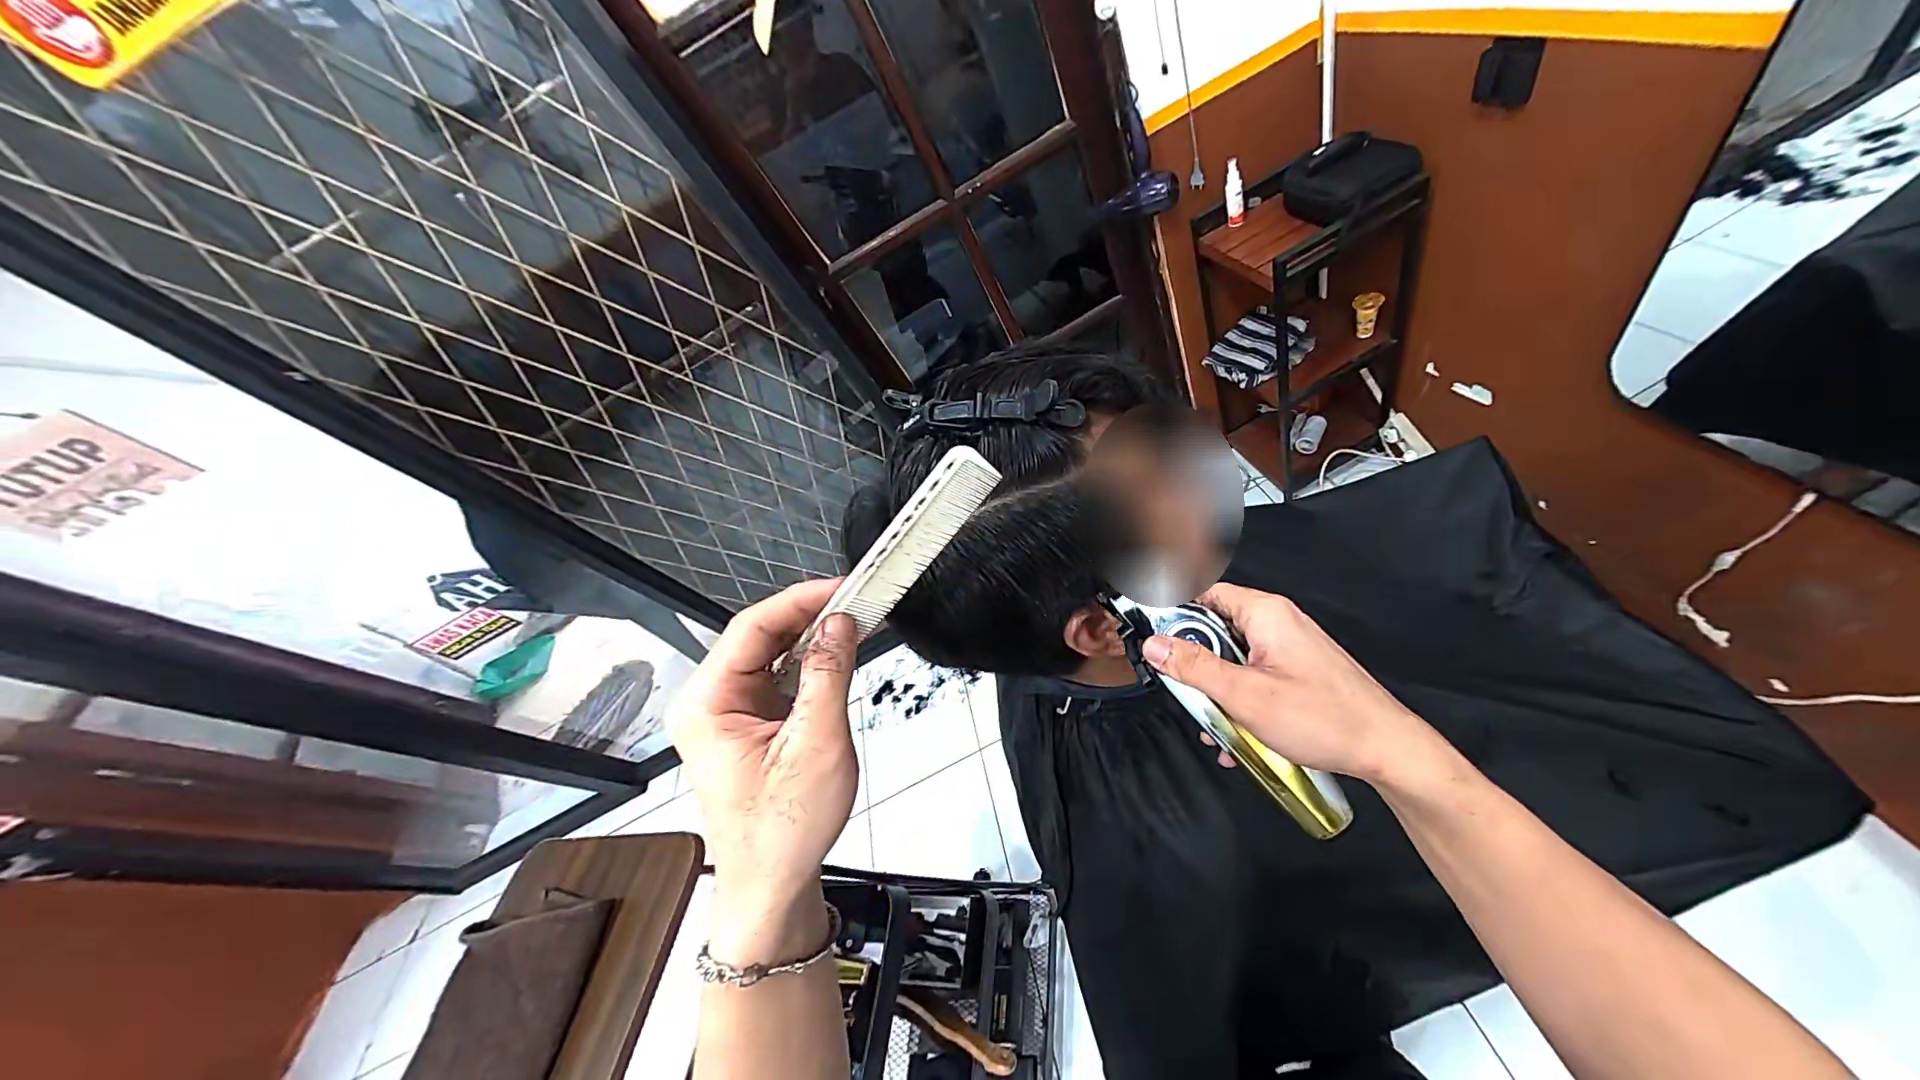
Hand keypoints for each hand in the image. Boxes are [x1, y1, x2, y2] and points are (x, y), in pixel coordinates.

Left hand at [668, 579, 857, 958]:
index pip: (752, 627)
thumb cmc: (781, 832)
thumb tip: (839, 625)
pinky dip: (810, 662)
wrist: (772, 884)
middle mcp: (710, 702)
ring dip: (812, 637)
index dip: (800, 600)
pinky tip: (836, 652)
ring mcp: (728, 711)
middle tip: (854, 600)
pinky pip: (778, 675)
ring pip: (771, 653)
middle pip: (760, 635)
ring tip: (851, 622)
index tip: (840, 587)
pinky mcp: (748, 720)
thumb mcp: (816, 746)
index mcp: (708, 704)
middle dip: (809, 616)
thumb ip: (829, 676)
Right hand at [1142, 583, 1444, 785]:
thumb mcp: (1245, 695)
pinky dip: (1238, 699)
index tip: (1159, 641)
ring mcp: (1286, 648)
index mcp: (1266, 614)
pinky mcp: (1293, 671)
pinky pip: (1251, 675)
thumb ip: (1194, 668)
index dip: (1175, 616)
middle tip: (1191, 692)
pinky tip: (1238, 731)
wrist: (1387, 751)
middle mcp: (1277, 624)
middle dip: (1196, 666)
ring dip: (1216, 690)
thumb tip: (1157, 646)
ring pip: (1231, 658)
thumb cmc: (1331, 720)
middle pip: (1214, 630)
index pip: (1204, 594)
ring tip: (1218, 722)